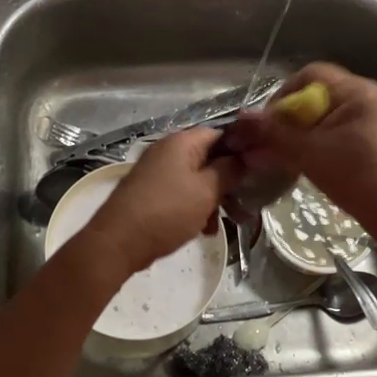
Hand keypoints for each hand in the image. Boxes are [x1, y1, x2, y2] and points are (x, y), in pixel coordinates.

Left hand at [82, 128, 234, 274]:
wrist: (118, 241)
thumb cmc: (167, 211)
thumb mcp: (206, 191)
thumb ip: (229, 171)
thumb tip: (244, 157)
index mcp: (182, 142)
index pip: (221, 135)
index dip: (241, 151)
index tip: (258, 172)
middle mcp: (168, 150)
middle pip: (209, 158)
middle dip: (228, 182)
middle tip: (245, 204)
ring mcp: (157, 171)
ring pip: (197, 179)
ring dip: (213, 199)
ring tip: (224, 222)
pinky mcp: (151, 192)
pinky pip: (181, 193)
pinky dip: (195, 207)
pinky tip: (203, 229)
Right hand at [226, 63, 376, 238]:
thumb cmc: (355, 178)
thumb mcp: (307, 152)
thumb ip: (273, 132)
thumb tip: (241, 119)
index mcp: (359, 92)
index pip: (311, 75)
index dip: (284, 93)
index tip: (268, 121)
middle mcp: (370, 96)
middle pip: (317, 92)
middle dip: (290, 115)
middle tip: (272, 138)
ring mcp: (374, 116)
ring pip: (326, 112)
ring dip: (301, 129)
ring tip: (284, 150)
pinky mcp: (374, 136)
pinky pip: (338, 126)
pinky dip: (317, 138)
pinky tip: (304, 157)